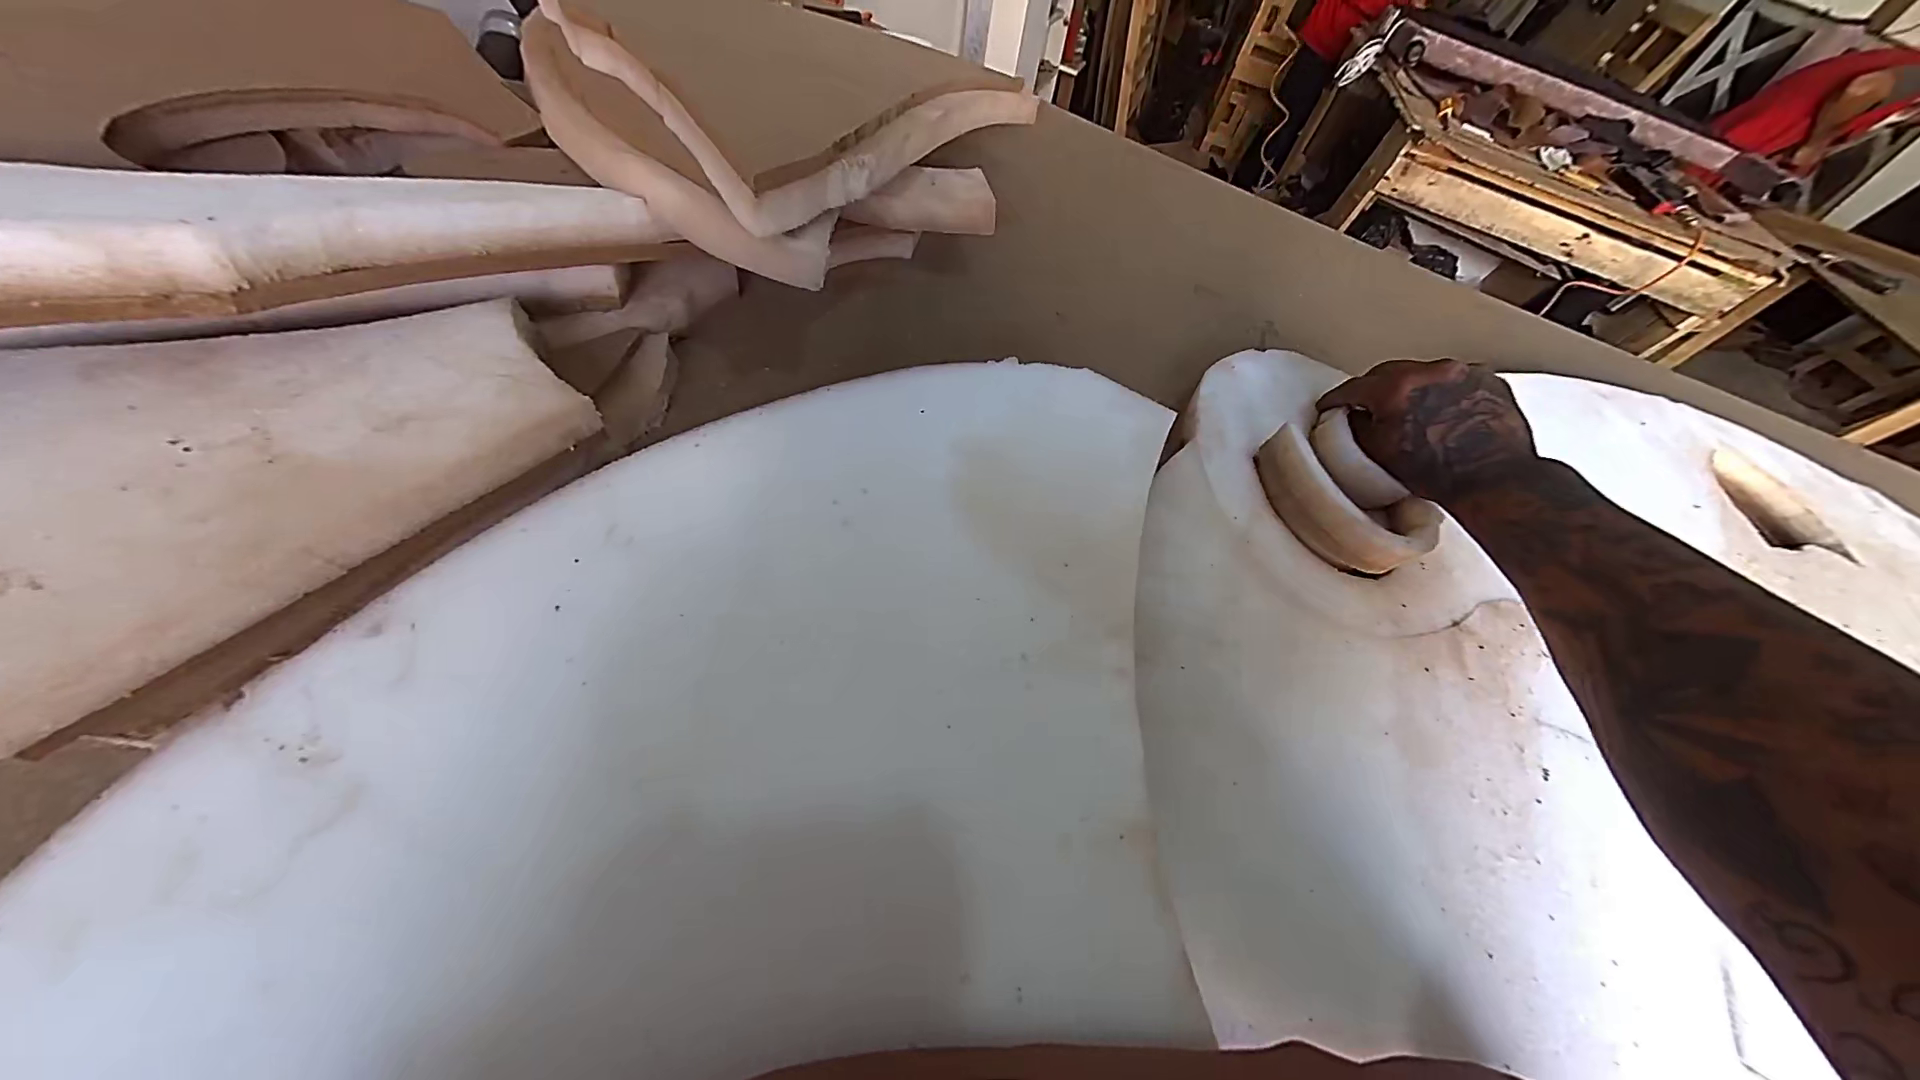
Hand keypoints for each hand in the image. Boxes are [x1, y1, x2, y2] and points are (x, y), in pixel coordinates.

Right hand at [1315, 359, 1536, 501]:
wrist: (1491, 480)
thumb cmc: (1439, 471)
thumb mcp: (1378, 452)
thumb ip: (1358, 426)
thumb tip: (1353, 416)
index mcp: (1397, 388)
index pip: (1354, 387)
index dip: (1337, 398)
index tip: (1332, 404)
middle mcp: (1430, 372)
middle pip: (1389, 372)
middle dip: (1375, 389)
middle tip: (1369, 408)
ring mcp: (1463, 372)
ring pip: (1423, 374)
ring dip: (1411, 389)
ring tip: (1411, 414)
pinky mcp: (1489, 380)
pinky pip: (1454, 380)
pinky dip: (1443, 392)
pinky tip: (1442, 414)